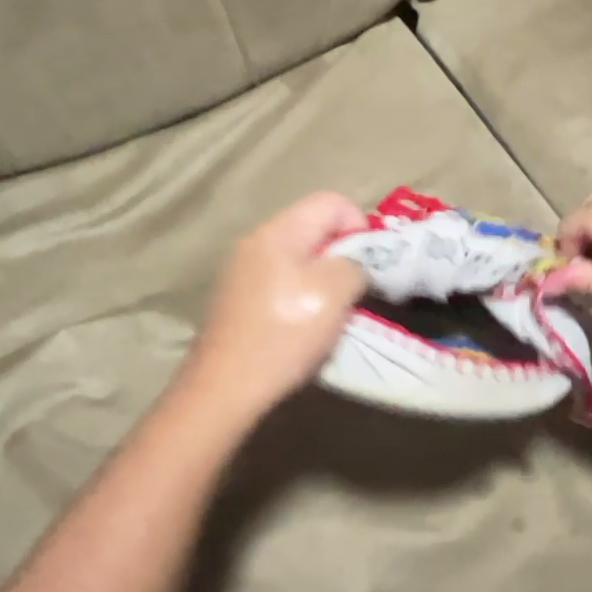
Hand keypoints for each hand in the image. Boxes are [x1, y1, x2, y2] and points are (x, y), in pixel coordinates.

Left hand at [180, 192, 369, 419]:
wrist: (224, 390)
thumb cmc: (283, 335)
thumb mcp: (334, 293)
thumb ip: (354, 265)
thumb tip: (352, 265)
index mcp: (277, 231)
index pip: (331, 202)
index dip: (359, 226)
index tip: (368, 266)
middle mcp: (254, 241)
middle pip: (313, 228)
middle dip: (341, 255)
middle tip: (353, 293)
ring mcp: (241, 271)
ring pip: (298, 258)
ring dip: (322, 280)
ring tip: (330, 314)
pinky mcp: (236, 300)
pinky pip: (280, 282)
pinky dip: (300, 297)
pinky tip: (302, 329)